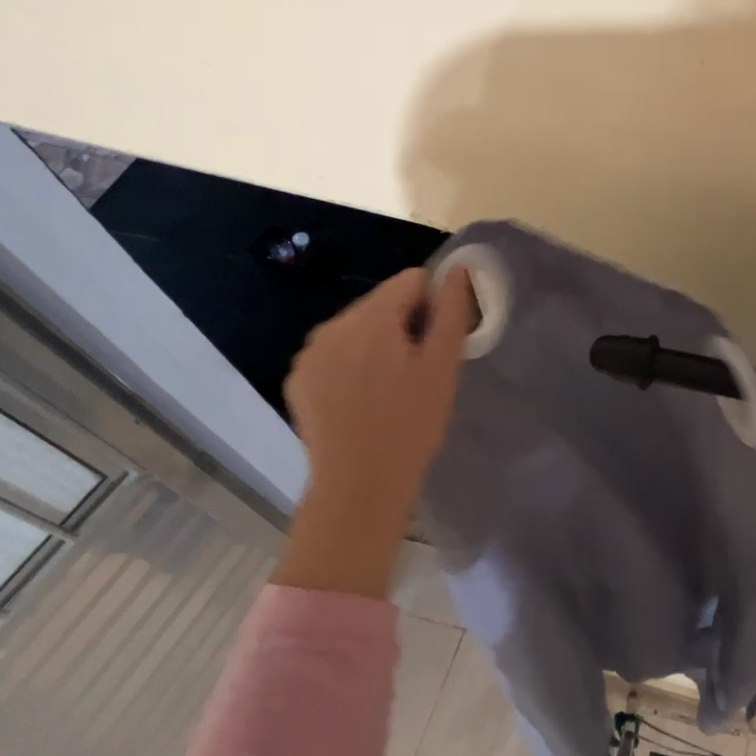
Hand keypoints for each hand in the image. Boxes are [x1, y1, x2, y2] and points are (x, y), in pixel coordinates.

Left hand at [272, 265, 473, 598]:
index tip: (438, 346)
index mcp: (371, 318)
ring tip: (391, 390)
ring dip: (378, 346)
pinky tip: (363, 401)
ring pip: (357, 329)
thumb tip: (457, 269)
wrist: (359, 485)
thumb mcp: (444, 366)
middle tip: (418, 373)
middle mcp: (333, 325)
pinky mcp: (299, 379)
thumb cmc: (411, 423)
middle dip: (404, 327)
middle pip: (382, 303)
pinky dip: (352, 367)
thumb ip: (452, 311)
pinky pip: (335, 354)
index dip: (434, 307)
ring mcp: (310, 354)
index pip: (412, 281)